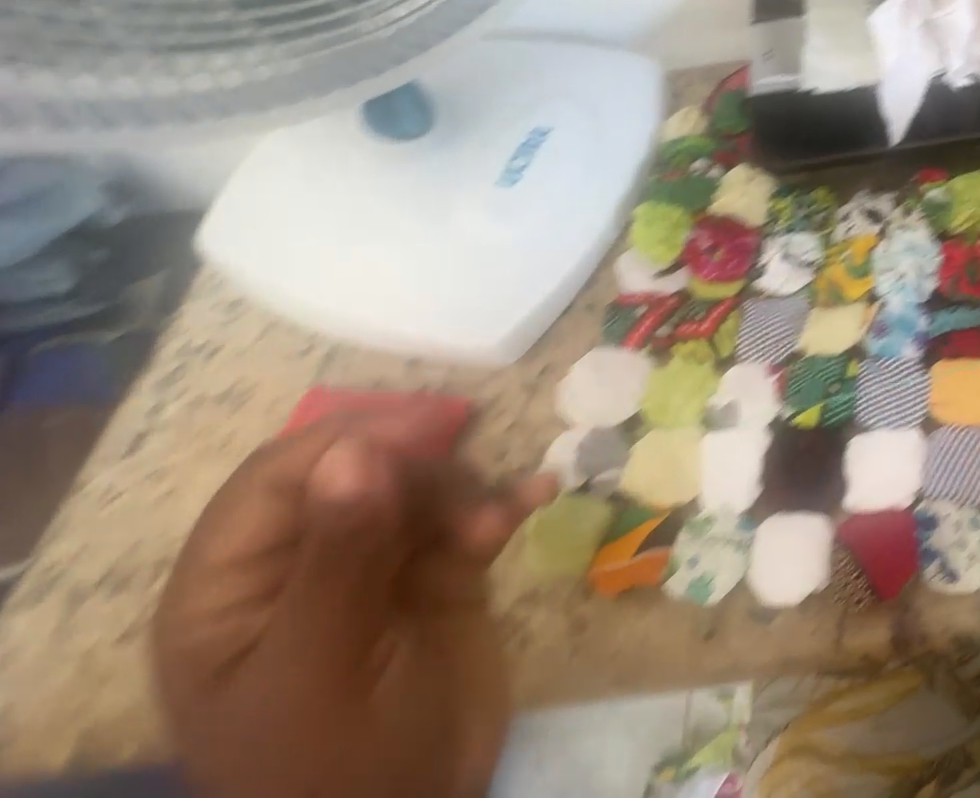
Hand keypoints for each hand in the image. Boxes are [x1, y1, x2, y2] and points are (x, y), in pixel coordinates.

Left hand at [153, 404, 555, 797]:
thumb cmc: (337, 762)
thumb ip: (338, 557)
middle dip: (418, 471)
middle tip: (468, 495)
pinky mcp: (440, 579)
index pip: (278, 481)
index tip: (429, 424)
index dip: (348, 440)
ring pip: (420, 490)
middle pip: (359, 473)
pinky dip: (502, 504)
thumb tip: (353, 448)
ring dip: (465, 491)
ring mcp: (378, 570)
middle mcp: (304, 566)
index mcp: (234, 587)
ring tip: (495, 524)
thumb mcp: (326, 664)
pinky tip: (537, 494)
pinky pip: (468, 522)